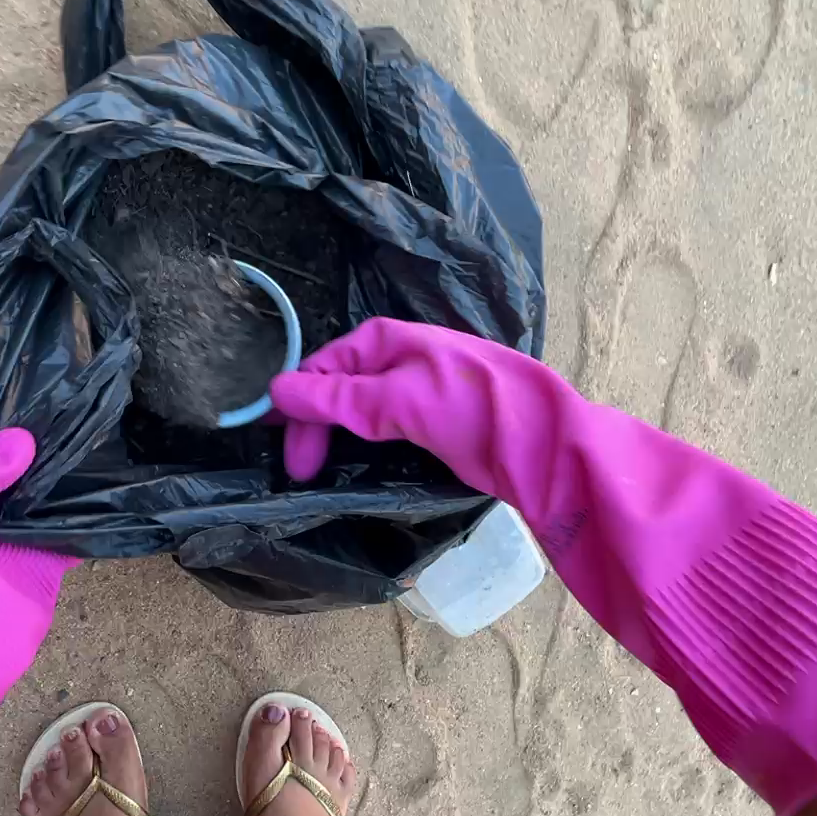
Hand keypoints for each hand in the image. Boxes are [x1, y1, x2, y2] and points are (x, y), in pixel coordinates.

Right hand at [269, 317, 579, 527]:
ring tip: (317, 472)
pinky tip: (351, 464)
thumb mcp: (397, 400)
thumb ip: (337, 398)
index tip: (291, 458)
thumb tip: (275, 390)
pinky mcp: (425, 418)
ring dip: (332, 437)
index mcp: (380, 341)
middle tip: (303, 474)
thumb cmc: (469, 408)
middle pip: (333, 390)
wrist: (541, 440)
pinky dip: (358, 444)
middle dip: (313, 428)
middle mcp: (392, 358)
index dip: (297, 411)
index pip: (318, 370)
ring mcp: (410, 387)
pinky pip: (376, 427)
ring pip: (353, 411)